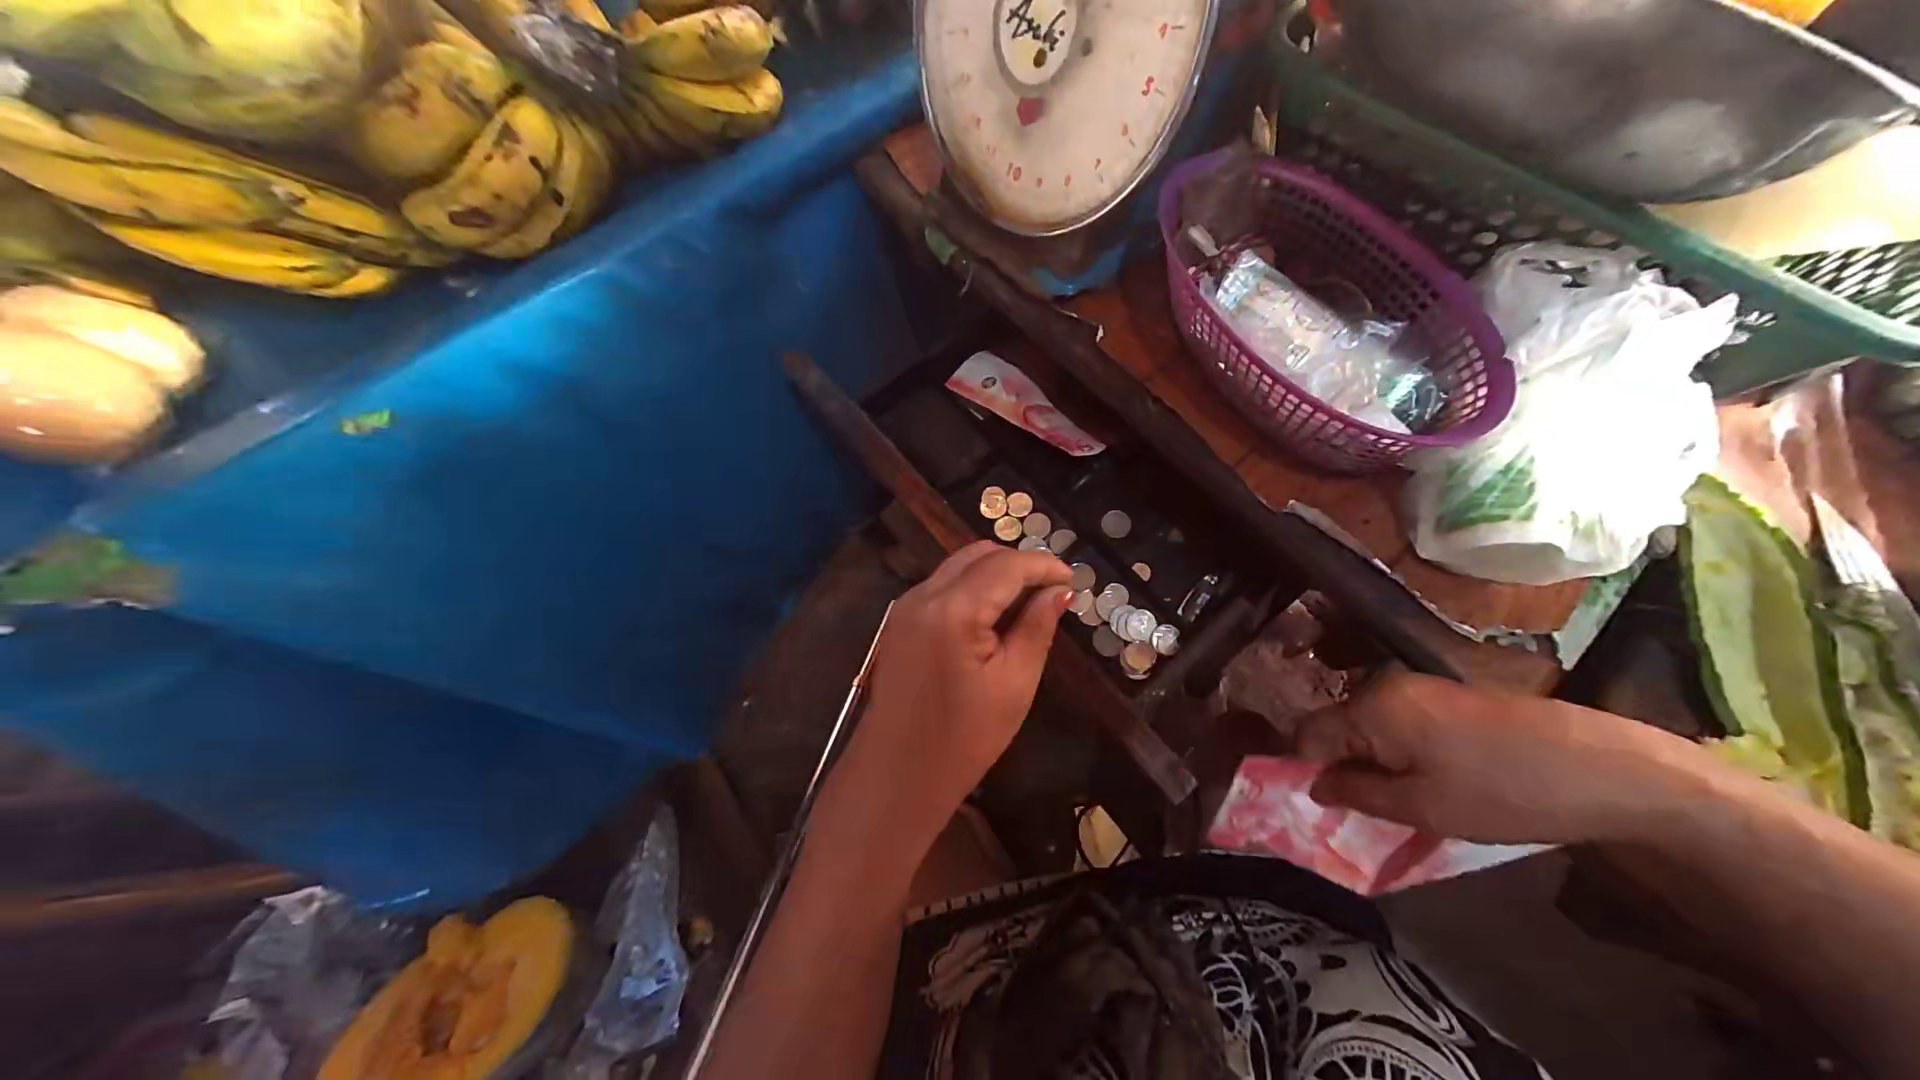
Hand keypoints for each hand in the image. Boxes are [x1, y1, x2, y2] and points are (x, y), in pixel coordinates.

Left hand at [836, 542, 1072, 840]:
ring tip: (1029, 603)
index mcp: (952, 610)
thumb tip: (1060, 590)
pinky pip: (942, 586)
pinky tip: (994, 616)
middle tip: (1053, 592)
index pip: (1006, 565)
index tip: (1074, 580)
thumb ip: (1037, 627)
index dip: (1044, 565)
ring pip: (958, 565)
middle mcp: (922, 595)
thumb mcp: (1014, 684)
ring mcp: (905, 606)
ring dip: (995, 573)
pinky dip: (972, 588)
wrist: (897, 774)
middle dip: (1019, 564)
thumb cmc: (964, 739)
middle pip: (978, 555)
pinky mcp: (899, 620)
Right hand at [1297, 670, 1717, 844]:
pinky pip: (1401, 723)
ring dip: (1374, 762)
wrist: (1610, 770)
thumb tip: (1314, 786)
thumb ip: (1357, 794)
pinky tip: (1435, 781)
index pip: (1307, 734)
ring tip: (1404, 802)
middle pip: (1337, 728)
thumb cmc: (1505, 792)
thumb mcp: (1423, 807)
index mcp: (1371, 706)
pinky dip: (1402, 752)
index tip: (1323, 808)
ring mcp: (1421, 688)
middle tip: (1366, 812)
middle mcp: (1387, 686)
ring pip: (1370, 728)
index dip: (1305, 771)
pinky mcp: (1450, 697)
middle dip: (1342, 768)